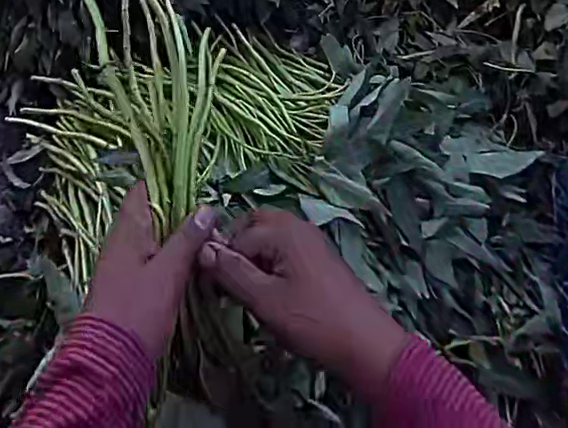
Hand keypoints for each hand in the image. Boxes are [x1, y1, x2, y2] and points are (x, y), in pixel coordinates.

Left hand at [81, 182, 216, 354]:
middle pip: (155, 213)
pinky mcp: (134, 286)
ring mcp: (128, 264)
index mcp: (128, 228)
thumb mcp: (168, 272)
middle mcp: (124, 240)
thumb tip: (206, 207)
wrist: (109, 367)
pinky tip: (197, 267)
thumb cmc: (137, 311)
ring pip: (158, 238)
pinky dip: (175, 259)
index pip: (144, 189)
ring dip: (182, 239)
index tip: (197, 189)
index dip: (169, 183)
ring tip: (210, 243)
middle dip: (183, 214)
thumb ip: (186, 238)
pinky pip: (157, 260)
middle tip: (212, 221)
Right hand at [198, 209, 410, 401]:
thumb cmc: (312, 320)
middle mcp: (295, 224)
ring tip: (248, 291)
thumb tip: (202, 249)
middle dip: (236, 250)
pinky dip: (270, 260)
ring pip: (268, 235)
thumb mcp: (265, 300)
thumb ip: (232, 273)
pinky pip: (283, 246)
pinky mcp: (316, 254)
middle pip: (252, 225)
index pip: (236, 236)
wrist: (365, 343)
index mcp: (281, 229)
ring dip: (252, 256)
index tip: (215, 291)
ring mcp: (308, 238)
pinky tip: (270, 290)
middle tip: (230, 285)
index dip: (221, 261)